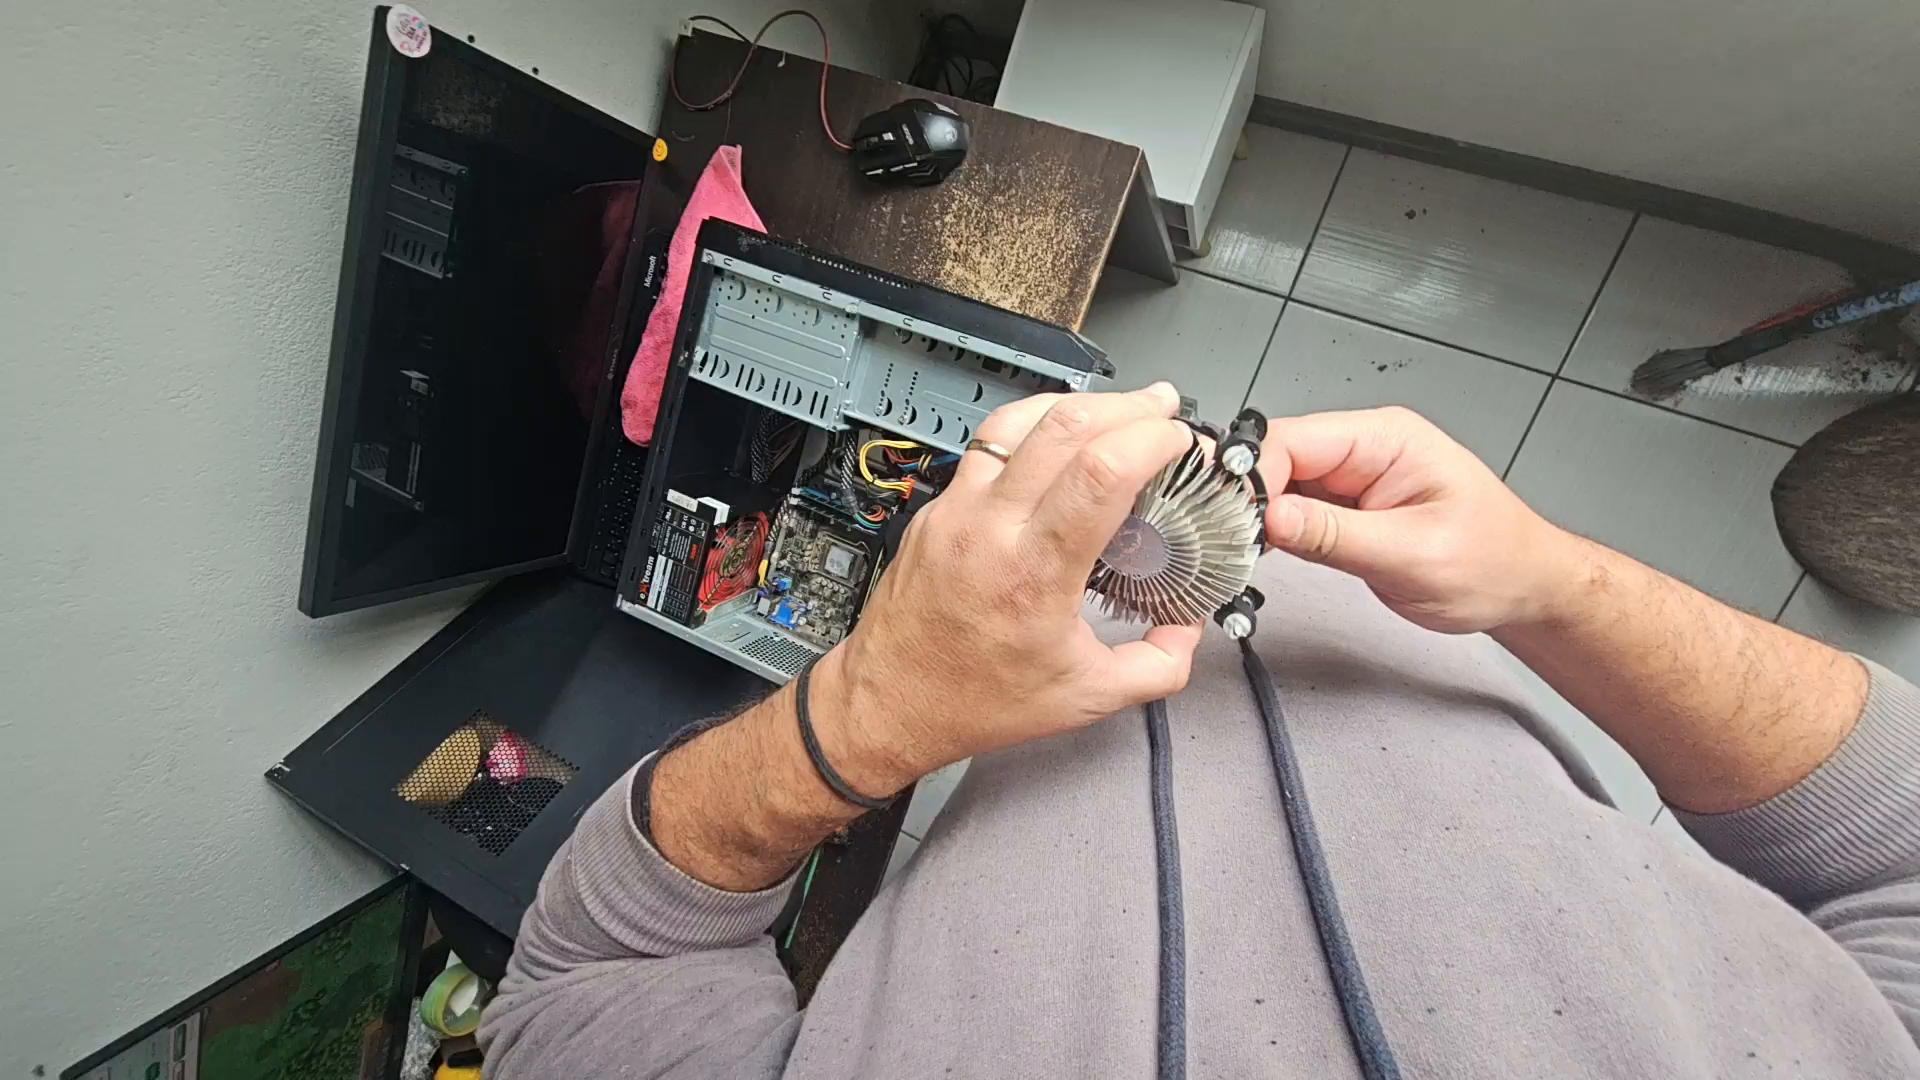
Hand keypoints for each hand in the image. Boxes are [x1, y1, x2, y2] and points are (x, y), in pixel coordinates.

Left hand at [808, 384, 1202, 795]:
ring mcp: (955, 512)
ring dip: (1076, 405)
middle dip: (1126, 406)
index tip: (1178, 440)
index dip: (1151, 439)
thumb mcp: (1085, 697)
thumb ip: (1156, 667)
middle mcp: (989, 530)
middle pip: (1063, 428)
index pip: (1099, 473)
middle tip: (1161, 409)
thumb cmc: (973, 701)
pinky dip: (1032, 427)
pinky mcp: (936, 510)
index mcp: (1034, 575)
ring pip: (1017, 422)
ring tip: (1114, 408)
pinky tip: (1055, 437)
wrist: (889, 701)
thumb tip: (1186, 630)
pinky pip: (986, 446)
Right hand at [1256, 406, 1584, 633]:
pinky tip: (1257, 548)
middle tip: (1227, 539)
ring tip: (1240, 548)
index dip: (1253, 477)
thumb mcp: (1414, 554)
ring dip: (1252, 514)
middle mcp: (1359, 448)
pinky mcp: (1335, 504)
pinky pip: (1284, 506)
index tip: (1233, 520)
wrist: (1520, 587)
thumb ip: (1337, 535)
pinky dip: (1264, 528)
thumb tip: (1270, 517)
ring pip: (1271, 482)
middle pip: (1273, 456)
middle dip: (1245, 496)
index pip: (1292, 441)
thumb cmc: (1492, 563)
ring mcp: (1345, 476)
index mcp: (1384, 439)